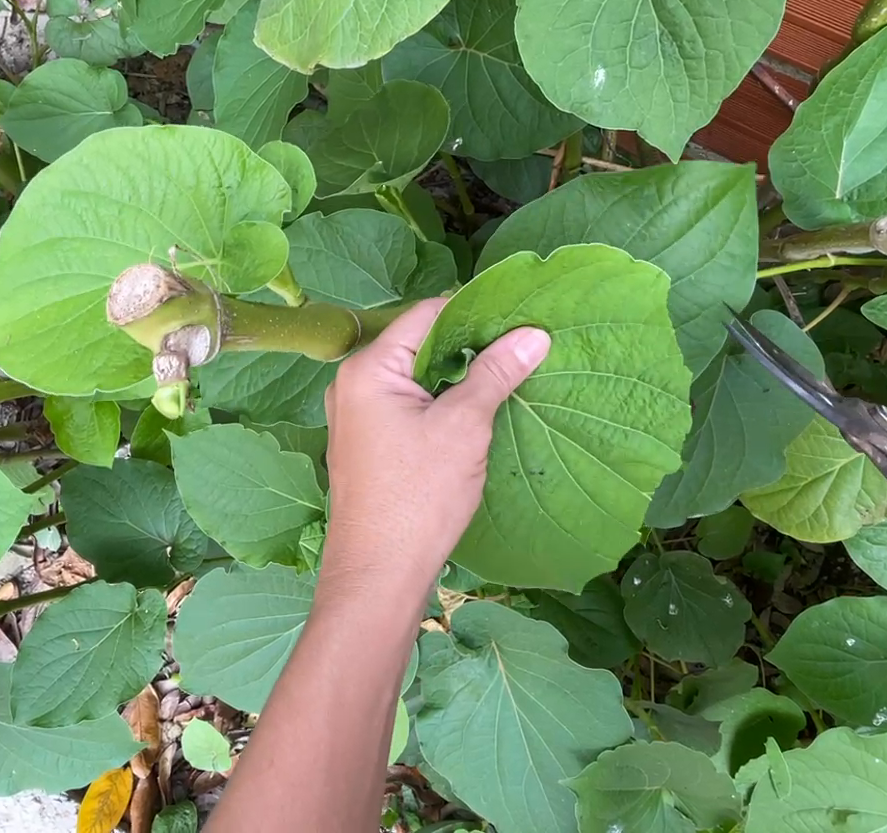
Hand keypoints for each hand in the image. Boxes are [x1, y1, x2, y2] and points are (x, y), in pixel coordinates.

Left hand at [320, 299, 549, 609]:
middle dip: (468, 346)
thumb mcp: (464, 427)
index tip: (517, 317)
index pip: (425, 315)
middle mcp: (352, 384)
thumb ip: (495, 373)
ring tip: (504, 375)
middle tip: (518, 346)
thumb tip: (534, 334)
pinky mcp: (367, 443)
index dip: (473, 311)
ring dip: (456, 377)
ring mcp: (356, 416)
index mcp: (368, 368)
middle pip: (418, 345)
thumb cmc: (418, 497)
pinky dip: (439, 402)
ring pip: (414, 378)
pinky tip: (474, 410)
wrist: (378, 575)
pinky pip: (406, 405)